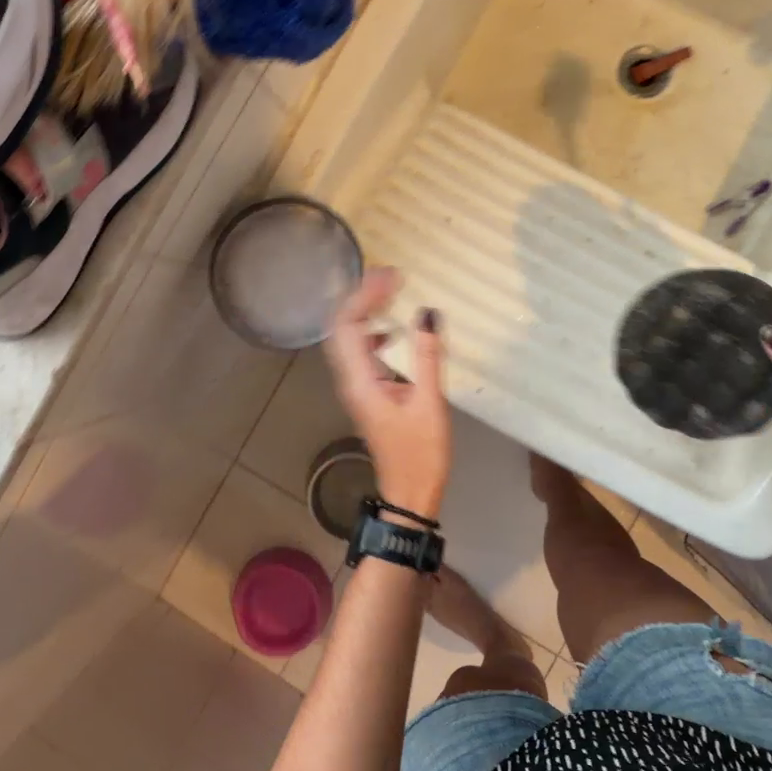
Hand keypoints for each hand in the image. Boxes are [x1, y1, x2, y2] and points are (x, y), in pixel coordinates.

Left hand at [325, 269, 450, 518]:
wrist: (409, 494)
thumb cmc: (421, 453)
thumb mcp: (430, 403)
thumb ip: (427, 357)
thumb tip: (427, 313)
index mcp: (361, 381)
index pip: (348, 325)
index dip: (366, 295)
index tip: (393, 276)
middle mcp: (350, 380)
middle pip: (341, 327)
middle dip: (362, 296)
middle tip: (392, 277)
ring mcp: (356, 387)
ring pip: (347, 338)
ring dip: (364, 311)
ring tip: (390, 292)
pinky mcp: (366, 393)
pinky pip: (359, 351)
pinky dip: (371, 330)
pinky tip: (391, 329)